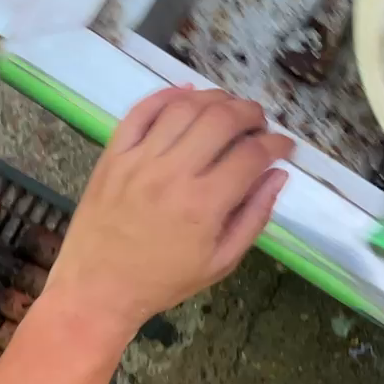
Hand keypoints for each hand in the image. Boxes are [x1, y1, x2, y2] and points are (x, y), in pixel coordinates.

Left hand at [45, 88, 291, 344]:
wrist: (98, 288)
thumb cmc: (164, 281)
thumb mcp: (221, 262)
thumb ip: (254, 217)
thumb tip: (278, 177)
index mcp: (204, 205)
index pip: (252, 155)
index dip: (276, 145)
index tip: (285, 148)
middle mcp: (173, 173)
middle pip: (222, 119)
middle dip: (251, 113)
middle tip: (260, 123)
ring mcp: (140, 159)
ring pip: (185, 107)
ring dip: (216, 99)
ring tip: (230, 107)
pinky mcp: (114, 154)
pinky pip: (142, 110)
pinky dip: (168, 95)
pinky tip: (188, 94)